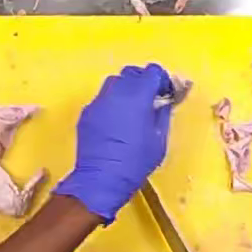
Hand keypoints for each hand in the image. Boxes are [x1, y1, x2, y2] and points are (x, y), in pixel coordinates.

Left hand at [53, 63, 173, 221]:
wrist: (101, 179)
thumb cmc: (135, 162)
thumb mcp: (159, 140)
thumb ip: (162, 114)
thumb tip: (163, 103)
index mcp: (138, 96)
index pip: (152, 71)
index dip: (162, 79)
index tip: (165, 92)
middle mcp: (116, 93)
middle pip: (131, 73)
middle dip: (142, 81)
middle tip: (149, 98)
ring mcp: (98, 102)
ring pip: (113, 83)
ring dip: (124, 90)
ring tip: (130, 109)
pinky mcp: (86, 114)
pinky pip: (101, 100)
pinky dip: (110, 104)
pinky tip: (114, 123)